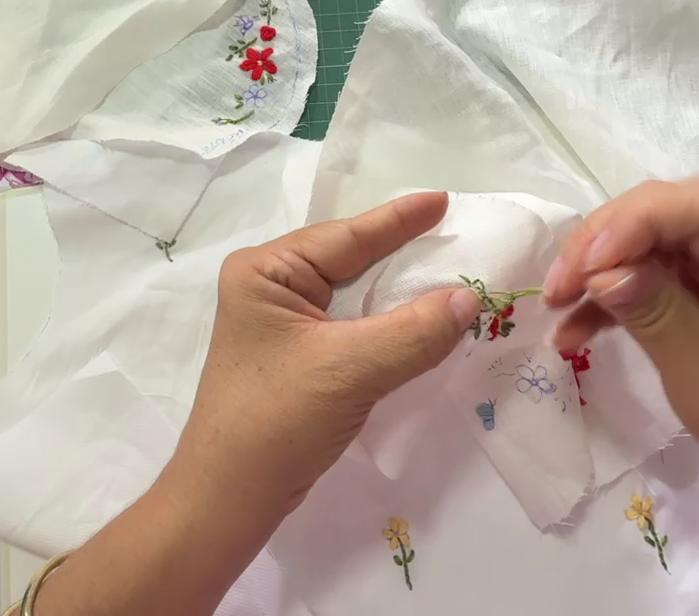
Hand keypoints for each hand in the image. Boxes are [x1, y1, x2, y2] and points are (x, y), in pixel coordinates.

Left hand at [169, 191, 477, 517]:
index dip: (398, 219)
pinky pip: (349, 322)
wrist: (230, 499)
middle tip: (451, 229)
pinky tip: (416, 315)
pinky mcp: (295, 352)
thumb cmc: (277, 421)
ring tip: (443, 265)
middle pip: (348, 259)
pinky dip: (385, 319)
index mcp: (265, 270)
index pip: (344, 237)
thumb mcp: (349, 370)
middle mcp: (268, 284)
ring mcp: (280, 319)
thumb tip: (468, 297)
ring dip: (395, 287)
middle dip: (399, 249)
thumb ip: (413, 331)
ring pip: (351, 292)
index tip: (442, 198)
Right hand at [540, 179, 698, 541]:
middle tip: (559, 284)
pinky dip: (613, 292)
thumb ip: (659, 319)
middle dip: (606, 236)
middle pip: (672, 209)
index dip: (637, 220)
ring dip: (599, 263)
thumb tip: (599, 270)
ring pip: (654, 234)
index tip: (586, 268)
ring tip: (557, 302)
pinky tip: (577, 327)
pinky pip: (656, 268)